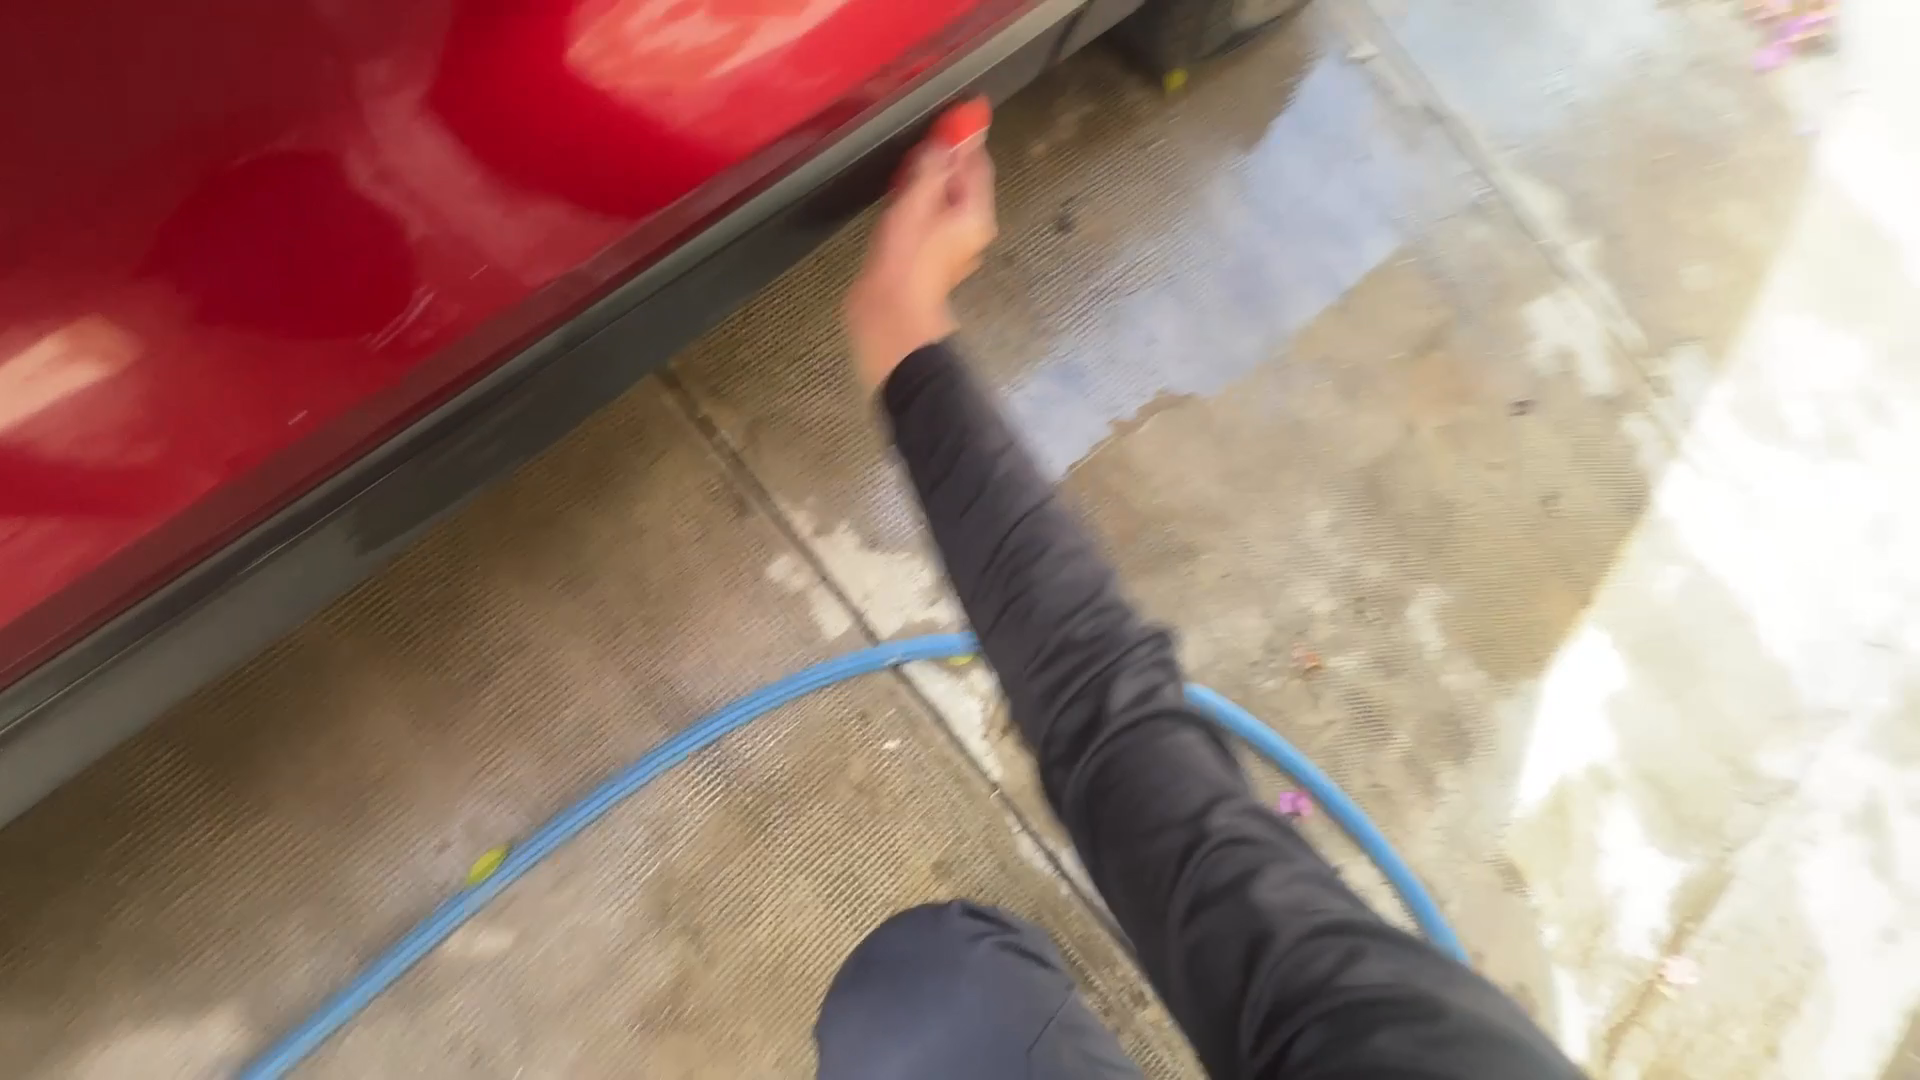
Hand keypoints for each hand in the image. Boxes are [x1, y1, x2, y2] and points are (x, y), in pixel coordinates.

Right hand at [844, 133, 996, 389]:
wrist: (888, 313)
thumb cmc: (904, 263)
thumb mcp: (919, 199)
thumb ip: (936, 164)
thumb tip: (949, 137)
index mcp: (976, 215)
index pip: (977, 162)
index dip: (964, 137)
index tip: (953, 115)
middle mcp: (969, 232)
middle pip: (961, 182)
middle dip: (941, 161)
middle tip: (921, 145)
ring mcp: (950, 247)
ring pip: (943, 201)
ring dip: (926, 183)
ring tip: (906, 173)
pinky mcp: (930, 258)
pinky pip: (929, 220)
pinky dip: (917, 205)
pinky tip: (899, 203)